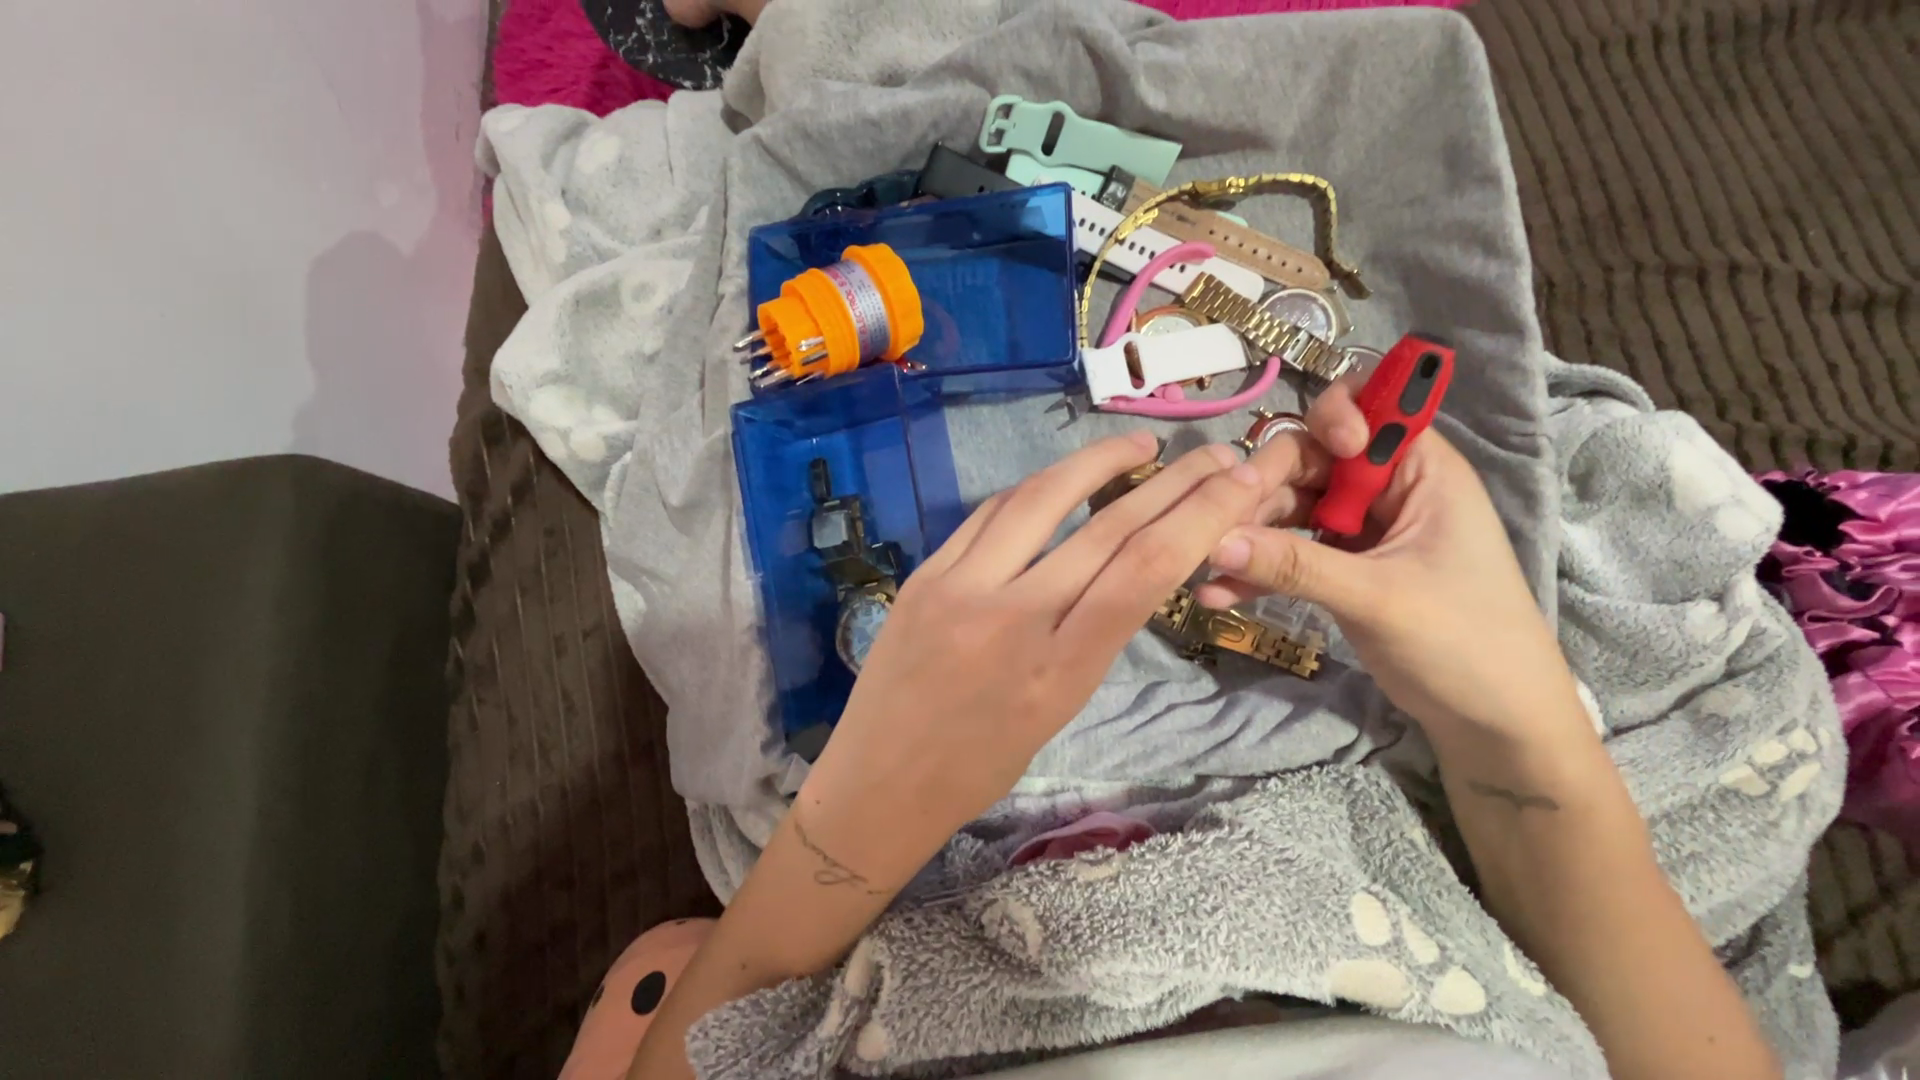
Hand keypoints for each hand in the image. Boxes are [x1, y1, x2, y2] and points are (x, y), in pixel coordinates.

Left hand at [796, 432, 1292, 882]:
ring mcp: (959, 587)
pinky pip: (988, 514)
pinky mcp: (923, 574)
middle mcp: (1013, 616)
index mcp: (1061, 669)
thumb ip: (1094, 635)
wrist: (879, 784)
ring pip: (1041, 499)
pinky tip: (1062, 478)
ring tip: (1141, 444)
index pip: (1146, 569)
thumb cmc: (980, 768)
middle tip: (1213, 452)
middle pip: (1108, 527)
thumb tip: (1132, 564)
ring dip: (1098, 461)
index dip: (1204, 513)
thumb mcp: (1060, 711)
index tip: (1241, 481)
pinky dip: (1035, 489)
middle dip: (1173, 480)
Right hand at [1196, 382, 1585, 741]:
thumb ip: (1295, 565)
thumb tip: (1213, 539)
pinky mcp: (1341, 568)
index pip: (1372, 409)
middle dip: (1264, 490)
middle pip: (1310, 461)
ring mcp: (1360, 530)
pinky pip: (1289, 554)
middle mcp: (1386, 489)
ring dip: (1248, 535)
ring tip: (1206, 565)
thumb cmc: (1464, 643)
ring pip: (1290, 509)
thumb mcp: (1378, 598)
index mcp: (1421, 471)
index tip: (1303, 458)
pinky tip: (1219, 594)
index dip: (1332, 417)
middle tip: (1221, 528)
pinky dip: (1257, 570)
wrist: (1494, 723)